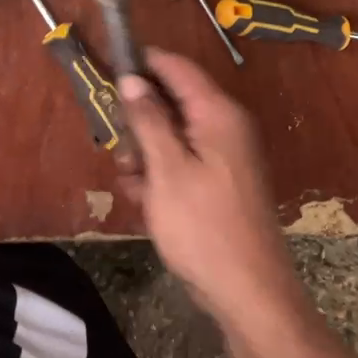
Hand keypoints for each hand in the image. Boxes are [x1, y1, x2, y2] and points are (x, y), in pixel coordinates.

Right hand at [119, 47, 292, 321]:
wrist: (249, 294)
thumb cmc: (203, 226)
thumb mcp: (166, 169)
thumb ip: (148, 119)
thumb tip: (132, 78)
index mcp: (217, 113)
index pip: (176, 66)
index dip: (142, 64)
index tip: (108, 72)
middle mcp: (225, 126)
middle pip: (172, 100)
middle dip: (139, 119)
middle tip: (117, 144)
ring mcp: (224, 155)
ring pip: (172, 133)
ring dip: (145, 150)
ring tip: (130, 180)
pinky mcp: (219, 182)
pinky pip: (182, 160)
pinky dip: (160, 172)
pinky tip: (144, 199)